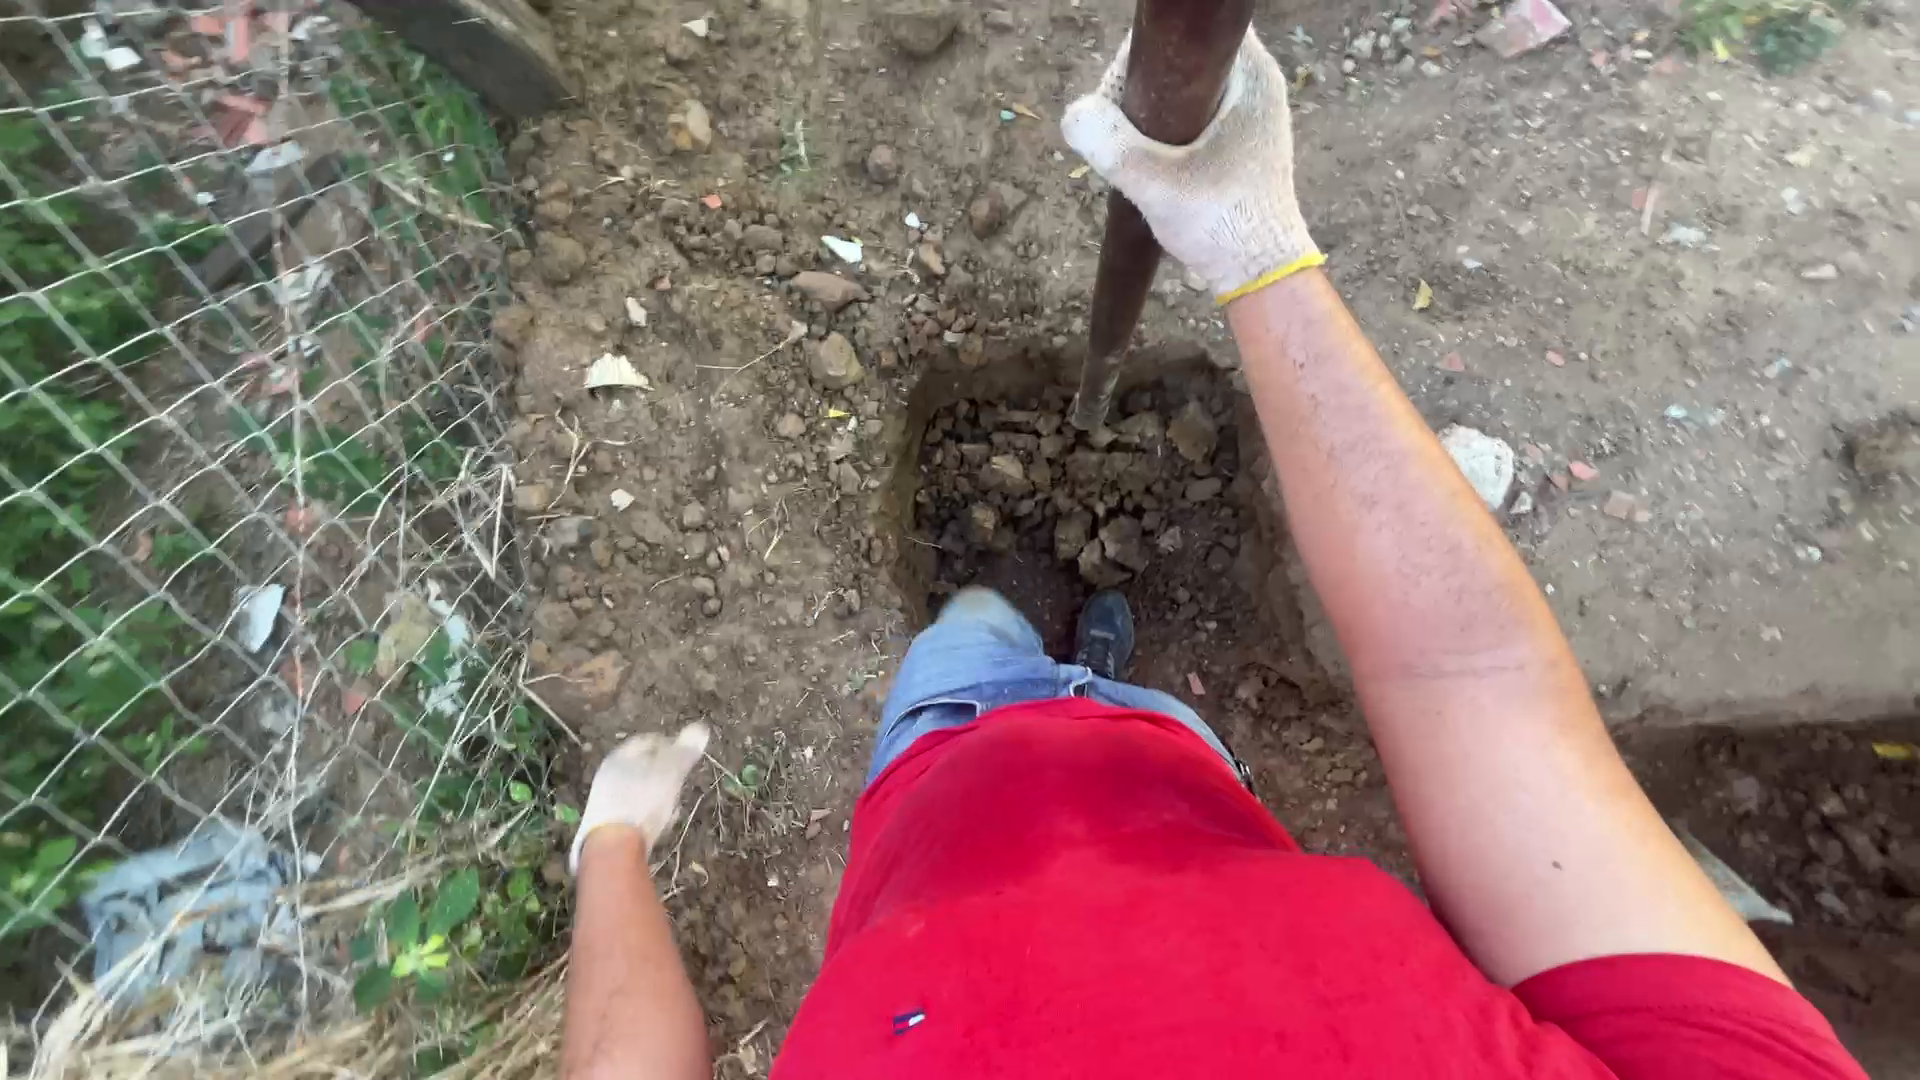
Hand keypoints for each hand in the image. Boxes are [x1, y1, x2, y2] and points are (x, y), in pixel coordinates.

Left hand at [570, 723, 709, 872]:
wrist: (613, 848)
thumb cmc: (643, 801)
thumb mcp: (670, 771)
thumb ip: (685, 750)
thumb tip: (701, 728)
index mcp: (620, 756)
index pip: (648, 740)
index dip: (670, 744)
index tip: (686, 754)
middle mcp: (608, 775)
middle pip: (642, 766)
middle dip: (664, 771)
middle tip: (682, 778)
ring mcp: (604, 801)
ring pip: (638, 789)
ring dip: (657, 793)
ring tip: (673, 803)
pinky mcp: (606, 824)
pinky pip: (633, 810)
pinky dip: (647, 811)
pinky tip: (659, 822)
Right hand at [1061, 30, 1319, 301]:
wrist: (1259, 274)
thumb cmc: (1220, 226)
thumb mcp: (1157, 185)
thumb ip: (1113, 148)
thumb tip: (1073, 116)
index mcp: (1249, 72)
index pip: (1181, 35)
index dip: (1139, 64)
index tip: (1119, 108)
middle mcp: (1255, 83)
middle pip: (1177, 65)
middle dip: (1140, 99)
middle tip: (1123, 144)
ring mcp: (1249, 114)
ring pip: (1181, 97)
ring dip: (1150, 125)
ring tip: (1137, 163)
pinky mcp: (1240, 144)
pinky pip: (1192, 122)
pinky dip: (1167, 141)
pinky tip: (1157, 174)